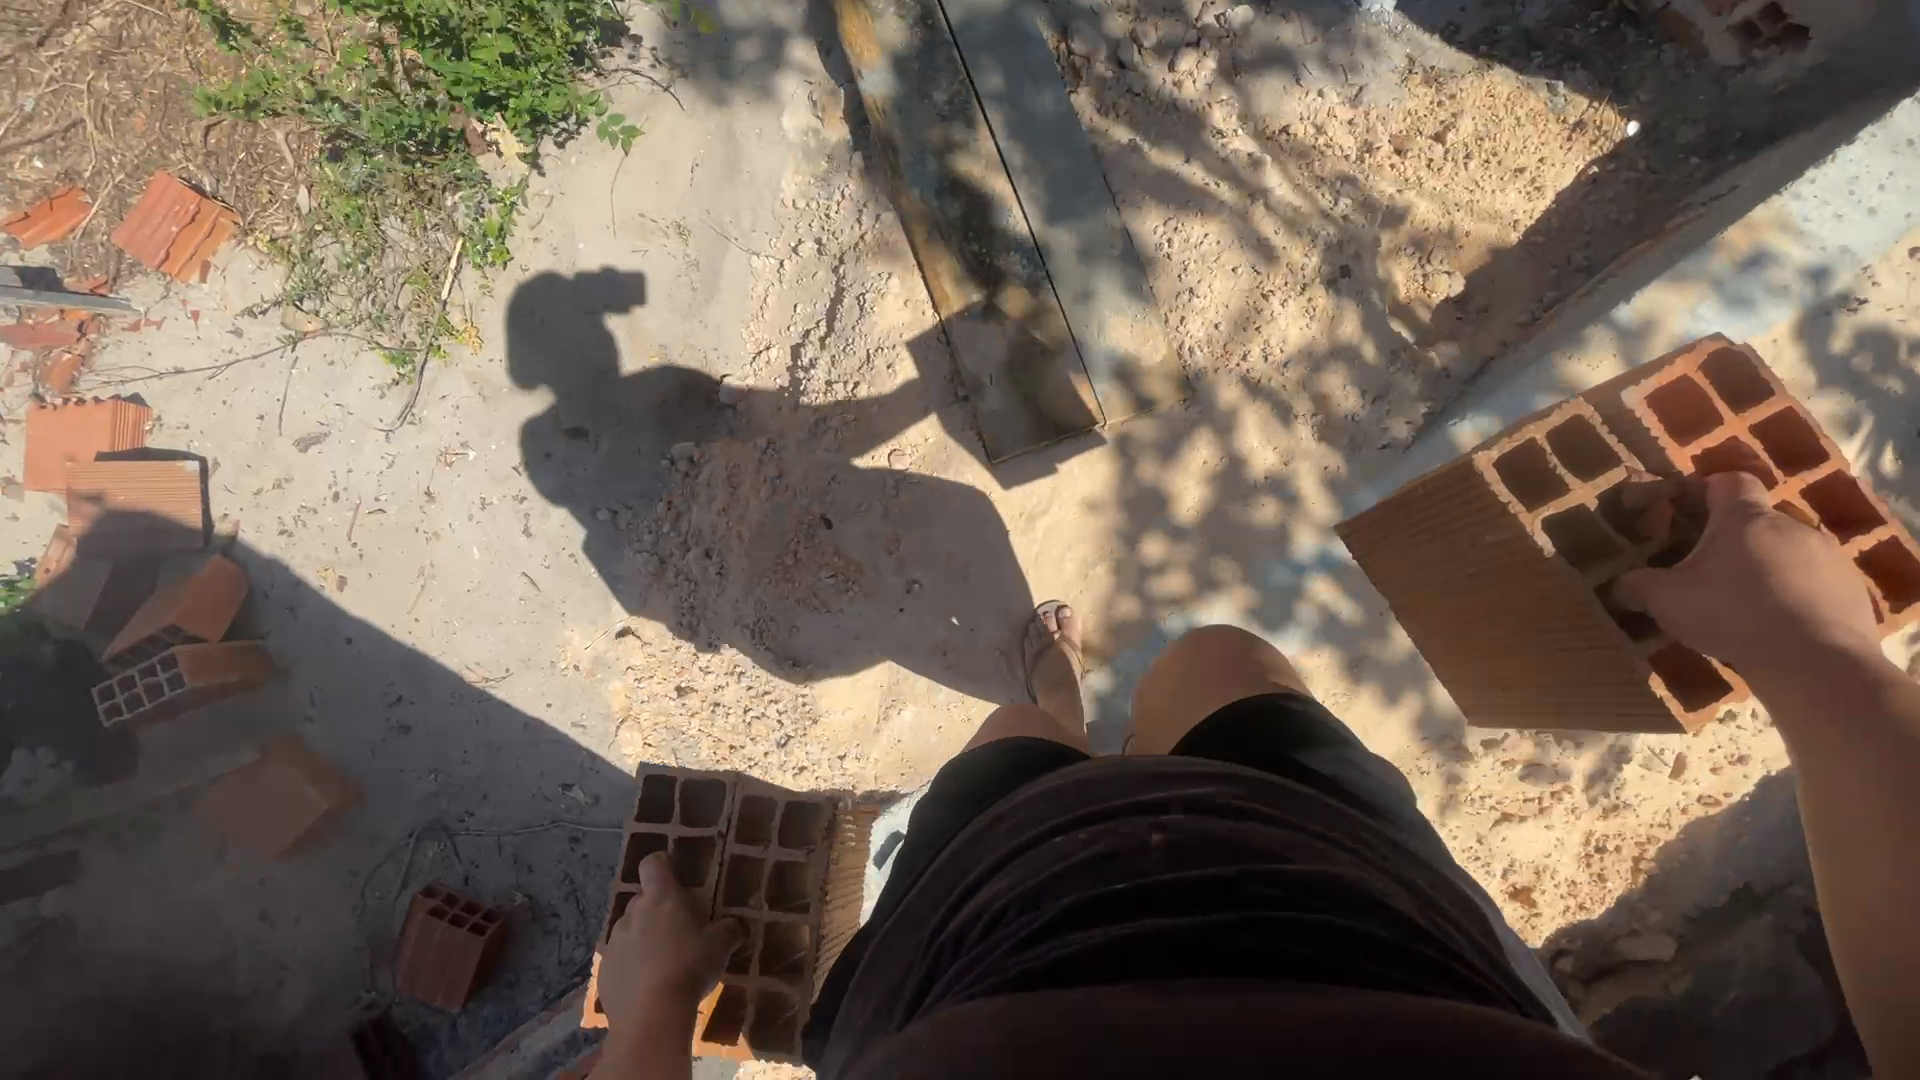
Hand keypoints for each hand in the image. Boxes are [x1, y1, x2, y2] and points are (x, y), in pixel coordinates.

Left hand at [599, 852, 745, 1032]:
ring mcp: (614, 943)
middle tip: (678, 927)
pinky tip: (647, 984)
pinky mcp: (603, 972)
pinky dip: (631, 964)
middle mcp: (632, 914)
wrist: (652, 1017)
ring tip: (662, 960)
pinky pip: (619, 958)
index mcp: (661, 898)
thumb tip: (737, 926)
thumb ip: (730, 929)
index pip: (653, 864)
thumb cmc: (690, 967)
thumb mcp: (721, 945)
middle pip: (642, 898)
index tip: (674, 875)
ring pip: (629, 929)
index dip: (662, 864)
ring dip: (643, 936)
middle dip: (657, 908)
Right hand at [1614, 471, 1879, 679]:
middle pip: (1756, 520)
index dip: (1706, 488)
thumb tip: (1620, 585)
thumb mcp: (1662, 599)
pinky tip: (1774, 620)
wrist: (1816, 661)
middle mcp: (1792, 527)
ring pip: (1786, 550)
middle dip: (1729, 538)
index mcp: (1744, 520)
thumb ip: (1635, 585)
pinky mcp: (1852, 588)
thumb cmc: (1730, 614)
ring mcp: (1829, 557)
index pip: (1730, 481)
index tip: (1685, 507)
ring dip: (1762, 565)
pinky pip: (1813, 579)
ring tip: (1739, 599)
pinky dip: (1792, 591)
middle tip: (1702, 567)